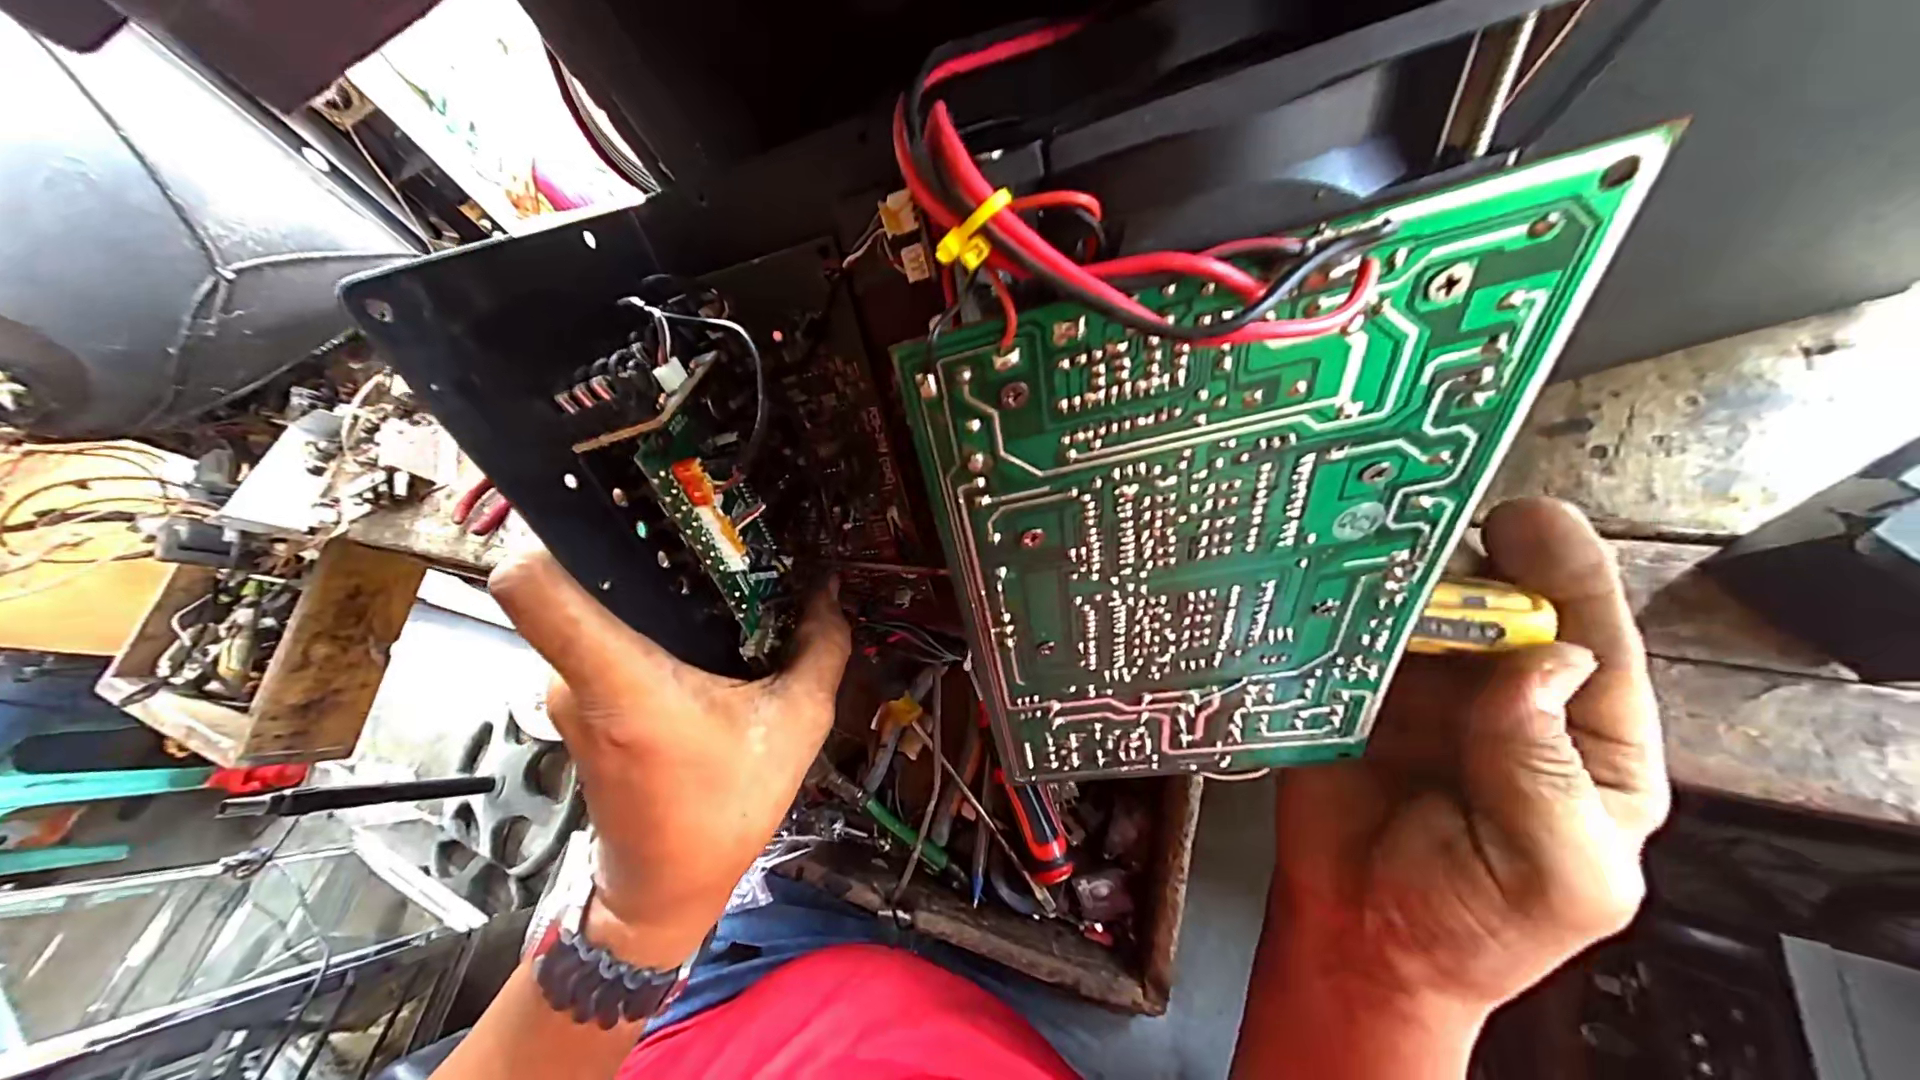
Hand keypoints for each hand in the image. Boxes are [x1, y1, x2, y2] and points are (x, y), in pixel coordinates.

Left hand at [489, 550, 849, 966]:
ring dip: (644, 592)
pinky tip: (694, 631)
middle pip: (575, 582)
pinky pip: (602, 640)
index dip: (547, 530)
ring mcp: (568, 692)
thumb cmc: (725, 811)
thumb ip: (820, 649)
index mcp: (619, 679)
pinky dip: (641, 626)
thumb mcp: (796, 725)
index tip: (601, 501)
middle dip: (634, 551)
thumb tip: (829, 594)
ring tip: (707, 580)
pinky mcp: (577, 705)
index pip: (532, 586)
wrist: (665, 890)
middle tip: (698, 529)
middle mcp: (575, 678)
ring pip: (594, 612)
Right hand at [1247, 498, 1667, 1067]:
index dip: (1566, 576)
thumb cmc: (1476, 922)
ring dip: (1387, 587)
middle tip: (1416, 525)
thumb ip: (1552, 772)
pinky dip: (1330, 621)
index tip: (1528, 519)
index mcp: (1579, 738)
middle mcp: (1494, 701)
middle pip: (1486, 616)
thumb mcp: (1558, 872)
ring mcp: (1413, 697)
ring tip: (1357, 545)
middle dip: (1460, 570)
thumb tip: (1543, 659)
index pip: (1586, 643)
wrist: (1360, 937)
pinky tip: (1313, 591)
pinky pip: (1343, 651)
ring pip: (1408, 625)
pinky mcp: (1346, 700)